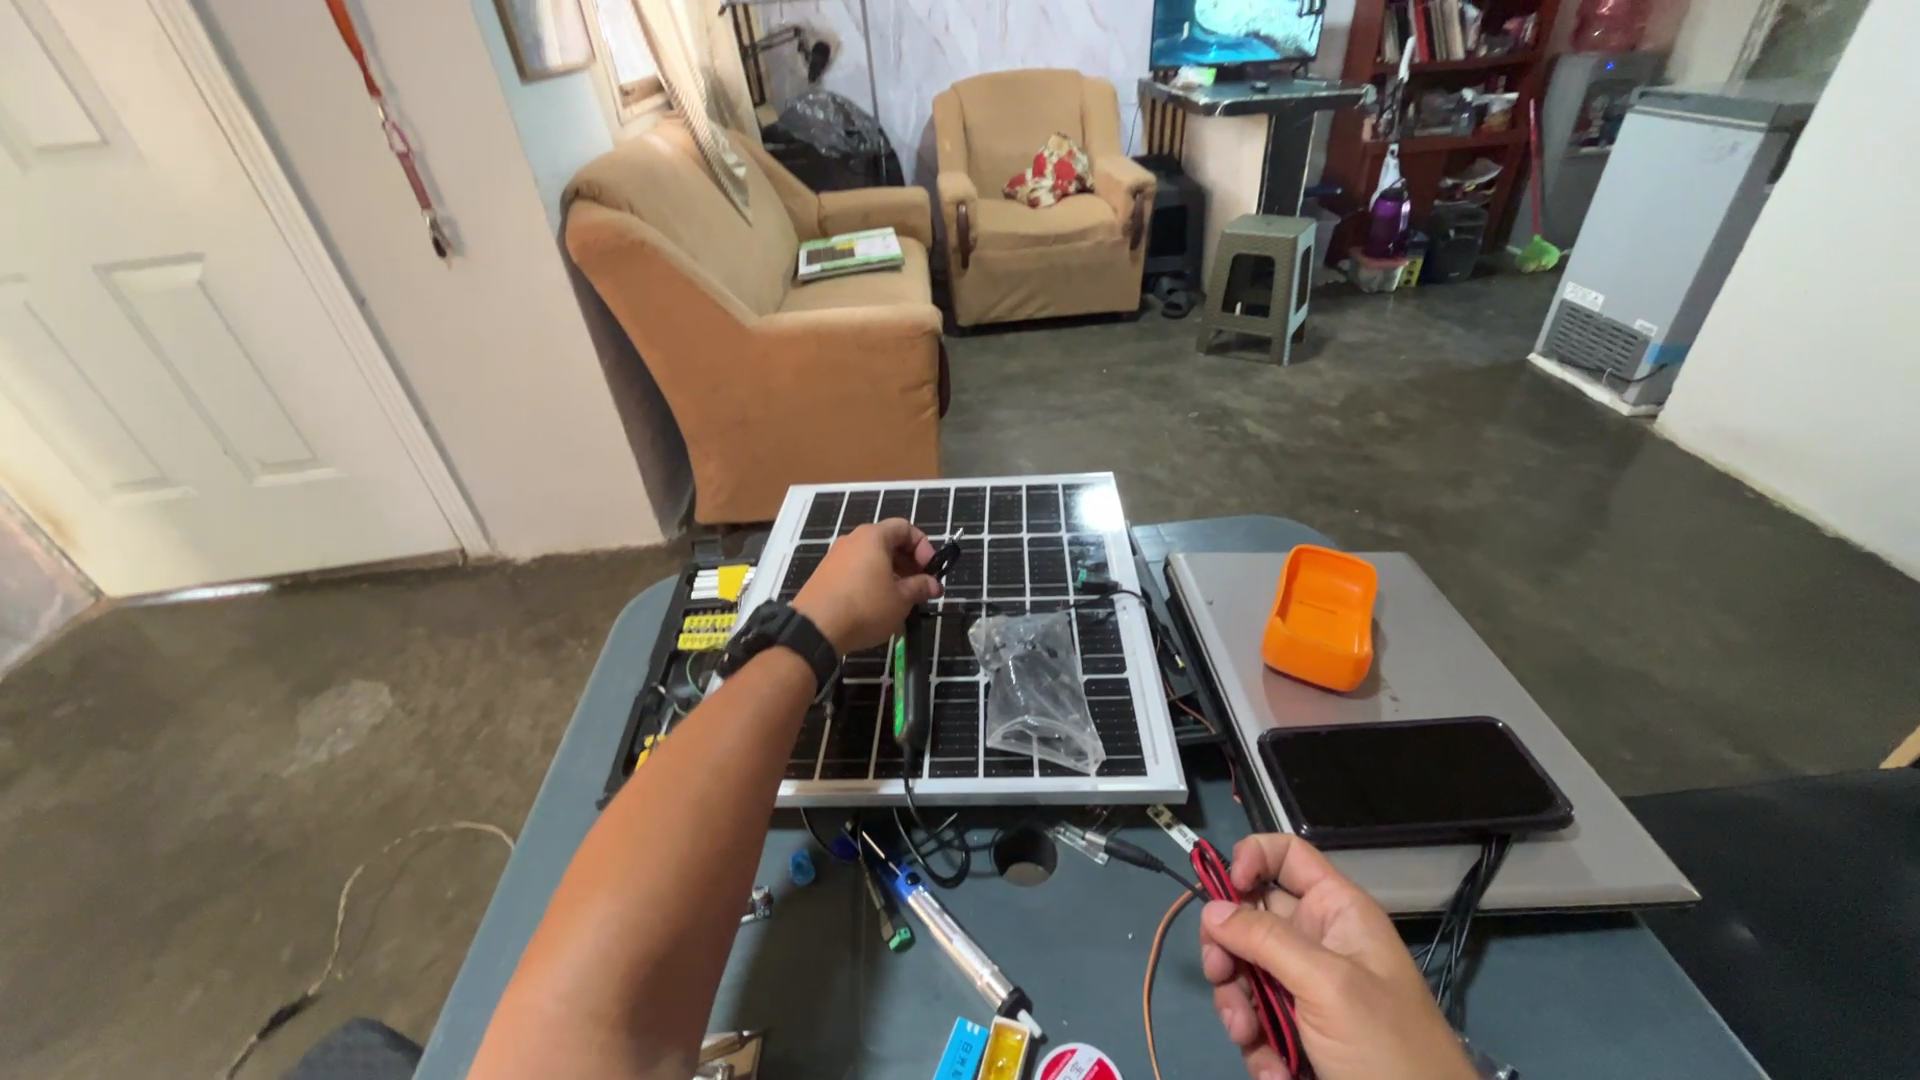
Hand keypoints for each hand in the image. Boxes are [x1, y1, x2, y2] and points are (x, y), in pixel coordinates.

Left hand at [792, 518, 940, 653]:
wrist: (815, 629)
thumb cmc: (865, 607)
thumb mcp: (901, 599)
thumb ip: (920, 587)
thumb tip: (934, 585)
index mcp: (873, 537)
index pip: (905, 527)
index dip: (923, 546)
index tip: (931, 570)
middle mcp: (853, 540)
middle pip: (888, 541)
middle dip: (909, 562)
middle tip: (920, 586)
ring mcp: (836, 557)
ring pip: (872, 557)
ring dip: (892, 573)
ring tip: (902, 598)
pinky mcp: (825, 574)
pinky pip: (856, 569)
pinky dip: (872, 579)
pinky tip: (878, 603)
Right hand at [1200, 835, 1476, 1079]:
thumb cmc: (1388, 1048)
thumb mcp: (1328, 984)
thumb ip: (1266, 939)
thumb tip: (1212, 910)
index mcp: (1336, 912)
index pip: (1286, 856)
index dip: (1252, 859)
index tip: (1226, 890)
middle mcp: (1317, 940)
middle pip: (1250, 915)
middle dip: (1228, 946)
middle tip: (1220, 973)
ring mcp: (1304, 986)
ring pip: (1244, 968)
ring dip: (1236, 1001)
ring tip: (1247, 1035)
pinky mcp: (1295, 1029)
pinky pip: (1254, 1016)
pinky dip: (1254, 1041)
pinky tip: (1272, 1068)